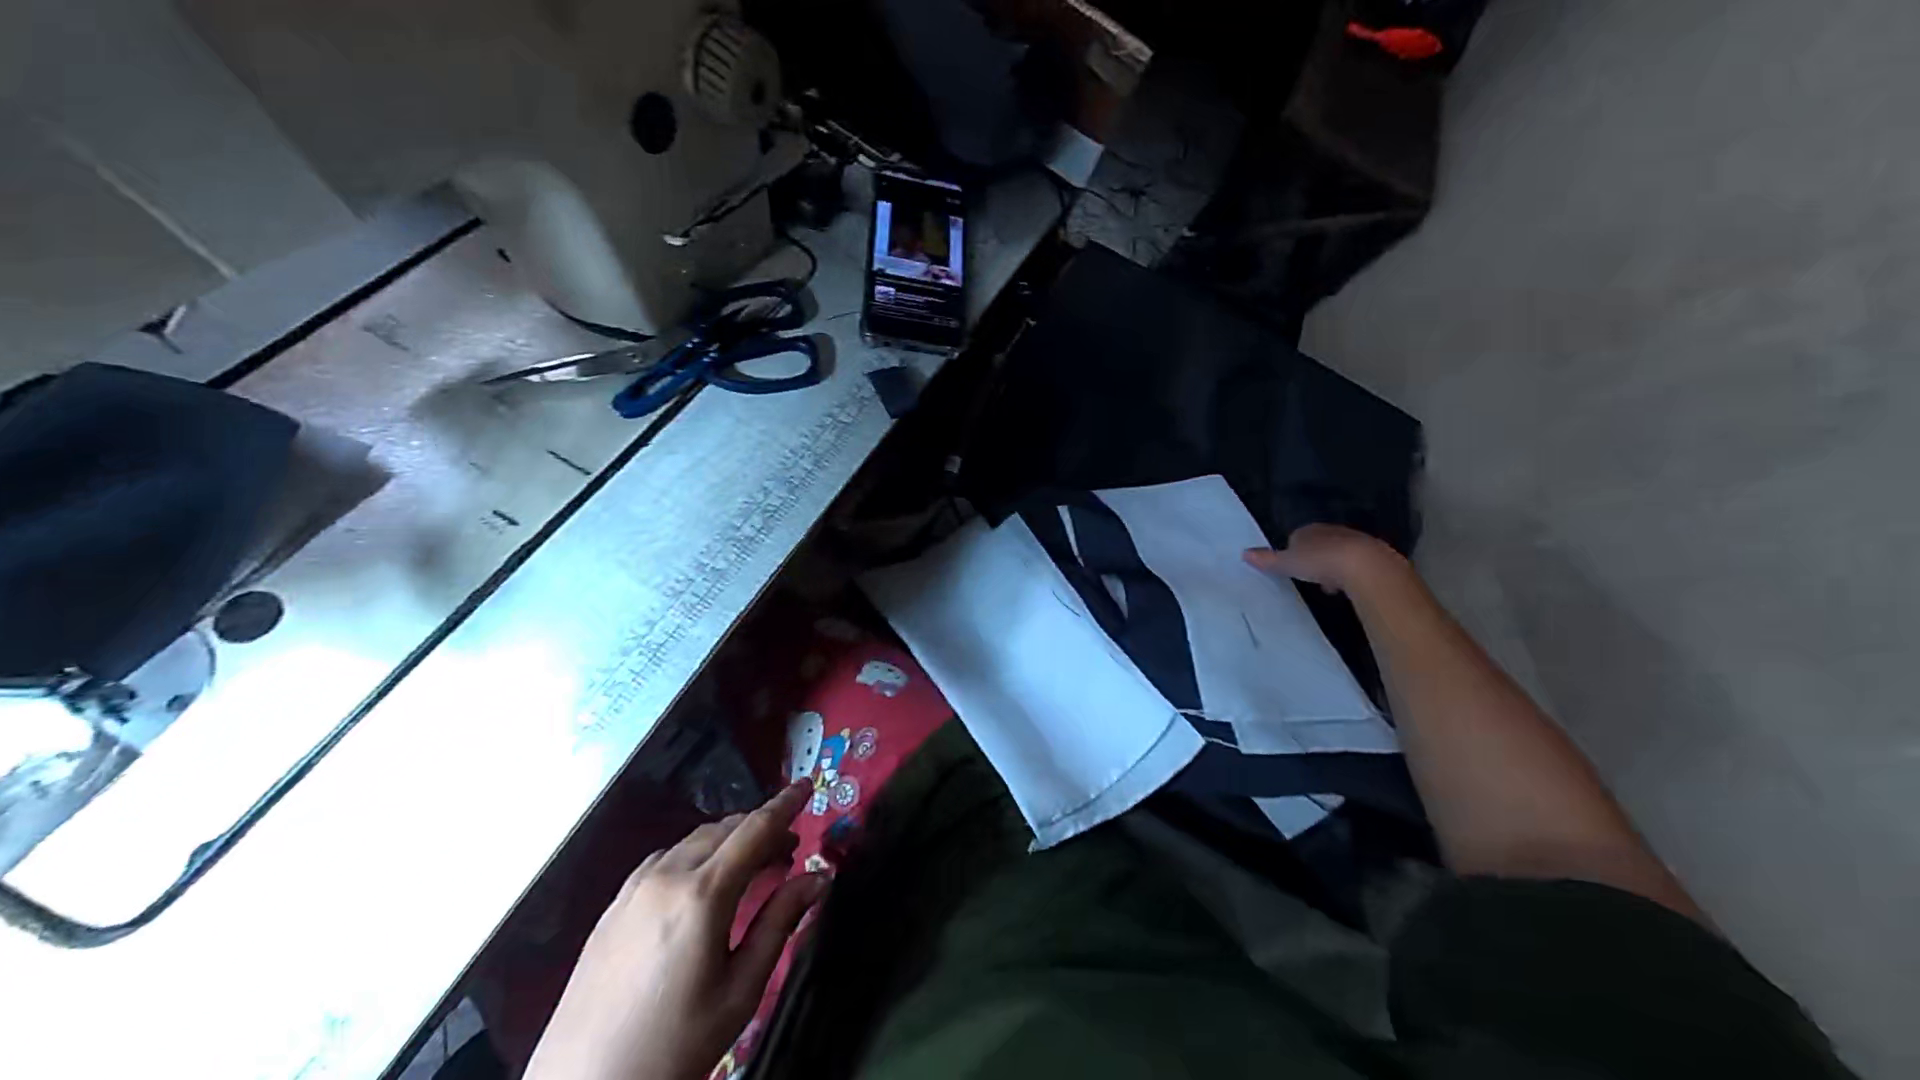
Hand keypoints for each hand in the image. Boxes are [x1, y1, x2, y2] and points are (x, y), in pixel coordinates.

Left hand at [524, 781, 827, 1079]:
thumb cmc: (675, 1045)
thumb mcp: (741, 990)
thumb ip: (780, 922)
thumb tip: (818, 878)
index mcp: (702, 894)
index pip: (754, 830)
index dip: (785, 804)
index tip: (807, 786)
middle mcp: (666, 876)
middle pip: (724, 830)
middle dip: (761, 828)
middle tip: (789, 849)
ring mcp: (632, 889)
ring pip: (692, 841)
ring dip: (728, 841)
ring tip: (751, 867)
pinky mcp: (612, 907)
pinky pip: (663, 860)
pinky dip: (695, 855)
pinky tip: (702, 884)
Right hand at [1243, 523, 1404, 595]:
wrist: (1365, 566)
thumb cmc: (1320, 561)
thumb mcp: (1287, 563)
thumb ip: (1267, 559)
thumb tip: (1244, 553)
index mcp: (1309, 530)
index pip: (1297, 536)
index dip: (1294, 551)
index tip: (1292, 566)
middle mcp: (1332, 531)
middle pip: (1320, 543)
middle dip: (1315, 558)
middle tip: (1310, 576)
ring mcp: (1355, 541)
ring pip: (1339, 552)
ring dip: (1334, 567)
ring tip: (1329, 585)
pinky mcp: (1374, 555)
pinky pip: (1357, 563)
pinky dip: (1351, 574)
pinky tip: (1348, 588)